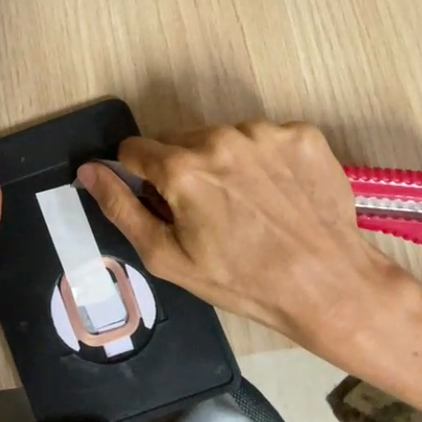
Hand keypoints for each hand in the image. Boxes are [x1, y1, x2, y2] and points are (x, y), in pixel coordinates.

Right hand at [75, 122, 418, 359]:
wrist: (333, 288)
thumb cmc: (242, 281)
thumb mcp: (167, 256)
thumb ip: (120, 207)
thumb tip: (88, 170)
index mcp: (181, 167)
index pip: (134, 149)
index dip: (140, 177)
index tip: (162, 204)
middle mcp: (219, 137)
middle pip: (177, 141)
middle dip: (181, 169)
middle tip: (207, 212)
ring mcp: (265, 133)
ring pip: (219, 138)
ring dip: (221, 163)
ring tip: (247, 205)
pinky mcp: (303, 135)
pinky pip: (263, 139)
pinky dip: (263, 160)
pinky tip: (278, 194)